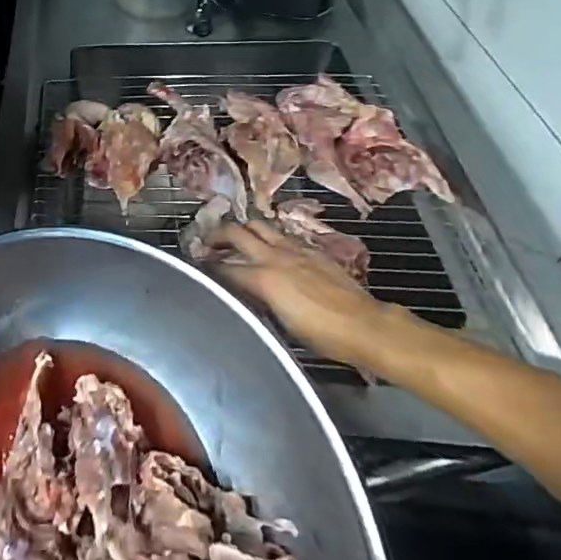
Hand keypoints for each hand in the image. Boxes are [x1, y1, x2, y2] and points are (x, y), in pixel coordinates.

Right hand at [206, 221, 420, 370]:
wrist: (363, 323)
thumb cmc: (322, 334)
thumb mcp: (282, 324)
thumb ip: (259, 301)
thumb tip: (244, 293)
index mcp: (264, 278)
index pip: (226, 268)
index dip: (209, 267)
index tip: (198, 266)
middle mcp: (274, 256)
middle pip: (237, 232)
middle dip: (218, 234)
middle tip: (207, 242)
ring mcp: (294, 248)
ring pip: (259, 225)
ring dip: (243, 229)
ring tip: (235, 237)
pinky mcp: (310, 249)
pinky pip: (280, 234)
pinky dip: (266, 236)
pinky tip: (267, 246)